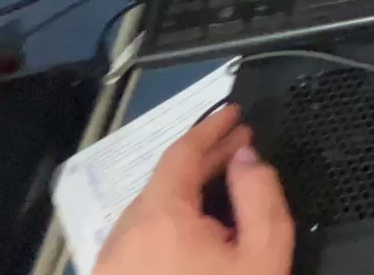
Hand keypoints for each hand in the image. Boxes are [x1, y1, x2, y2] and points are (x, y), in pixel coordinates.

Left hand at [95, 104, 295, 274]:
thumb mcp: (265, 250)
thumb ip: (260, 192)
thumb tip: (247, 157)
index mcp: (160, 219)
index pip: (181, 155)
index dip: (211, 128)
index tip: (236, 113)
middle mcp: (123, 237)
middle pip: (161, 181)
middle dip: (202, 157)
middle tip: (241, 144)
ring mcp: (108, 268)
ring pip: (145, 210)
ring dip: (183, 187)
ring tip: (222, 178)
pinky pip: (136, 237)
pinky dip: (167, 216)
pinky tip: (195, 222)